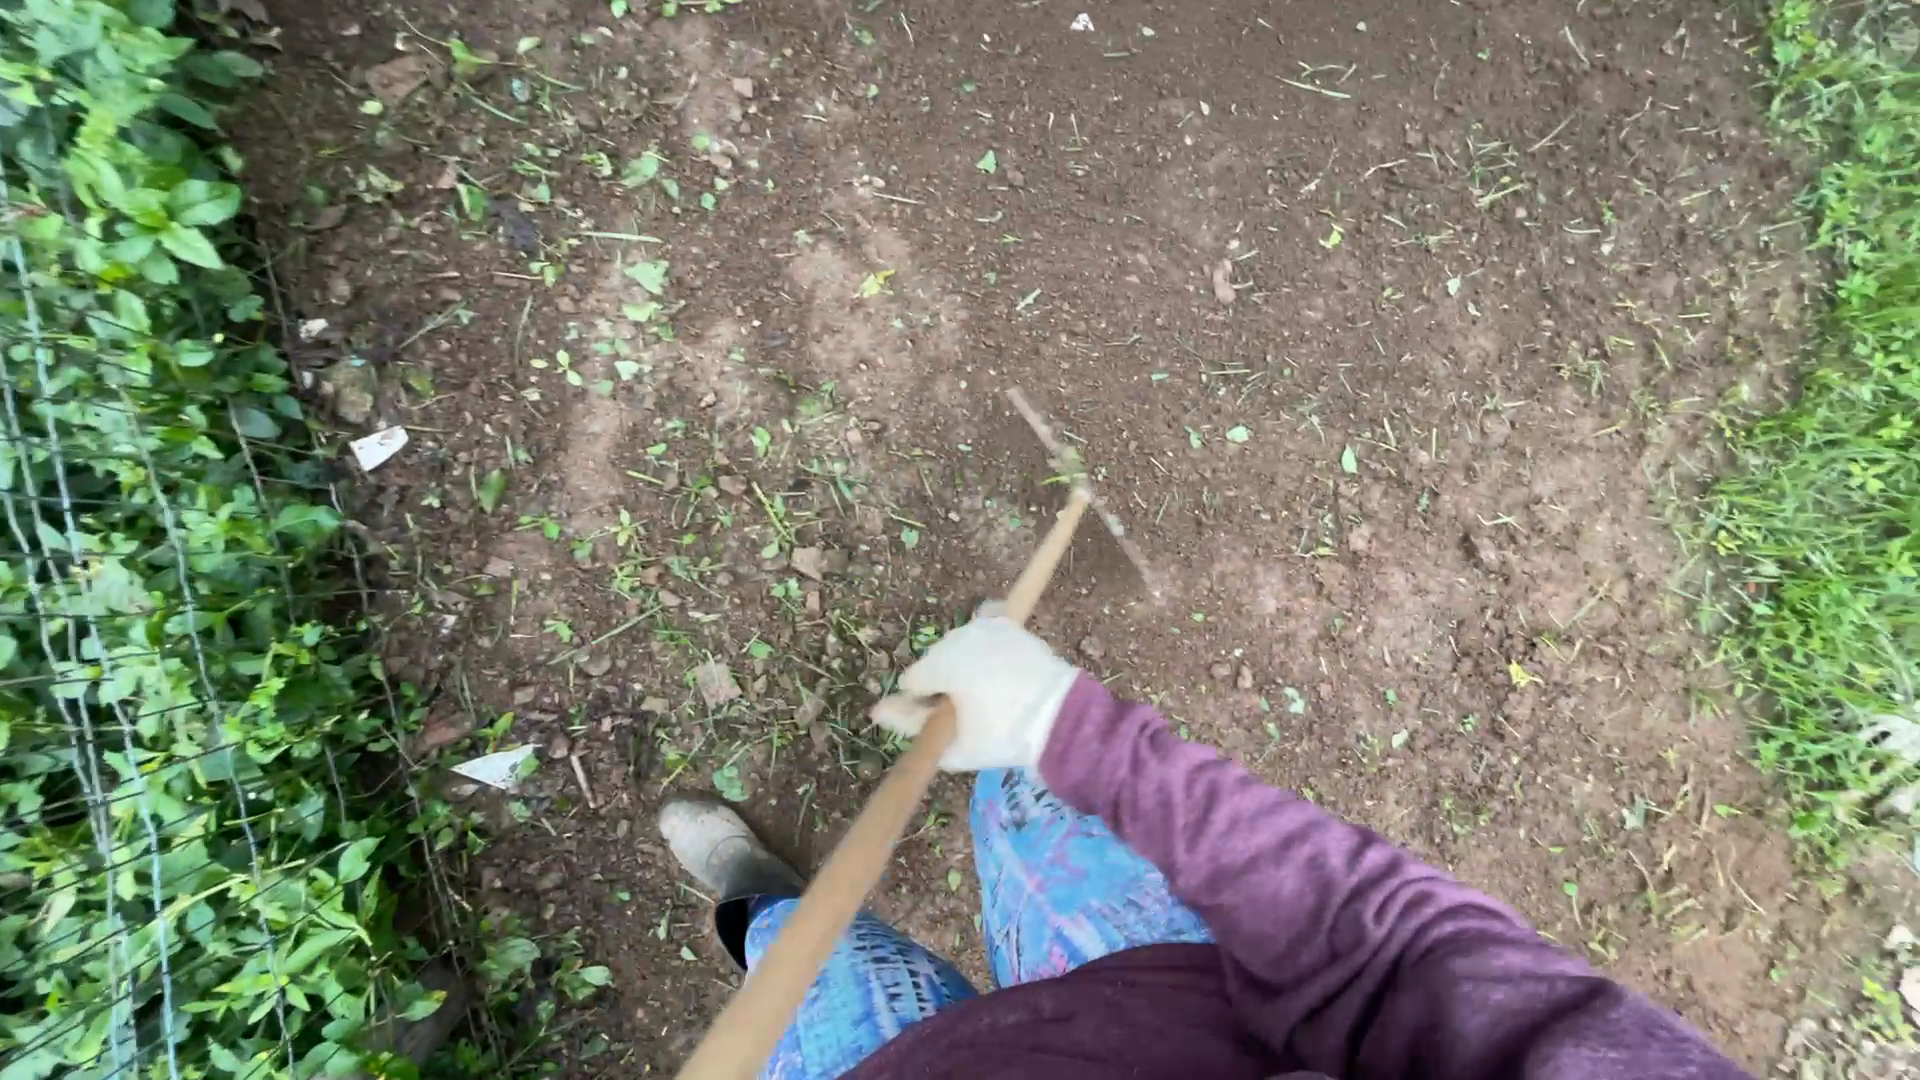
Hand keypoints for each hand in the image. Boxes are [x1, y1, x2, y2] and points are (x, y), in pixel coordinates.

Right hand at [869, 616, 1078, 770]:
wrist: (1059, 719)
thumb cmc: (1003, 735)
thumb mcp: (953, 744)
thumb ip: (909, 725)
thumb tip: (875, 711)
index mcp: (941, 664)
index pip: (914, 681)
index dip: (924, 703)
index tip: (945, 719)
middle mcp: (958, 638)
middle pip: (936, 660)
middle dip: (944, 680)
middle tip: (970, 708)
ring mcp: (985, 627)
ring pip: (958, 644)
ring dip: (964, 662)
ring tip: (988, 689)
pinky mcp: (1007, 625)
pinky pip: (984, 622)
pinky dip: (983, 638)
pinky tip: (994, 657)